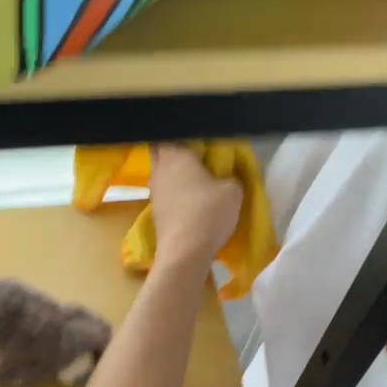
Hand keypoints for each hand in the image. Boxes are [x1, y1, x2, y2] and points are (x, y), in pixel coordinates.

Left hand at [148, 145, 240, 271]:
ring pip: (161, 174)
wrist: (184, 253)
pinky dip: (174, 194)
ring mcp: (154, 193)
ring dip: (173, 174)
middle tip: (194, 155)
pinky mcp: (155, 213)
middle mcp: (159, 170)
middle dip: (173, 150)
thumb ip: (230, 176)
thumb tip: (225, 179)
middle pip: (160, 151)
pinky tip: (189, 201)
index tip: (196, 139)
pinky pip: (164, 194)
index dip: (181, 133)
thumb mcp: (233, 191)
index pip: (168, 133)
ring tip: (194, 179)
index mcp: (175, 155)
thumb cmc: (208, 213)